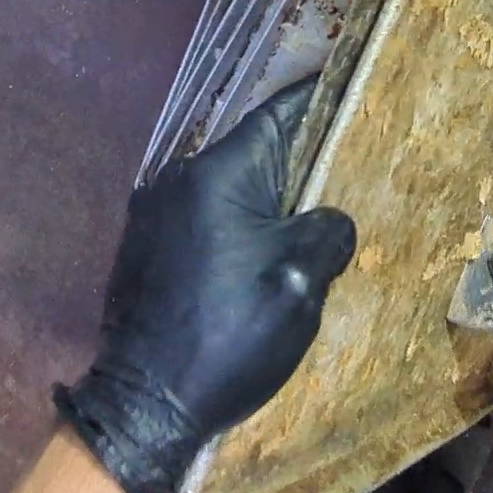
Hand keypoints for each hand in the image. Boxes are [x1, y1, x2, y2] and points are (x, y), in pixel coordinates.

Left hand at [55, 79, 356, 492]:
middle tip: (343, 158)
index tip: (347, 88)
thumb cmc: (229, 335)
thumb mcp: (299, 282)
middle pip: (253, 148)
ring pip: (230, 182)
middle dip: (299, 154)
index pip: (277, 115)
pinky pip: (207, 211)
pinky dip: (239, 216)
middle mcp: (181, 178)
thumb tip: (327, 218)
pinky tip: (263, 243)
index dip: (315, 100)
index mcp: (219, 175)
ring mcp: (157, 210)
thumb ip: (325, 231)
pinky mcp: (148, 241)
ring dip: (268, 192)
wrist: (146, 404)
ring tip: (311, 204)